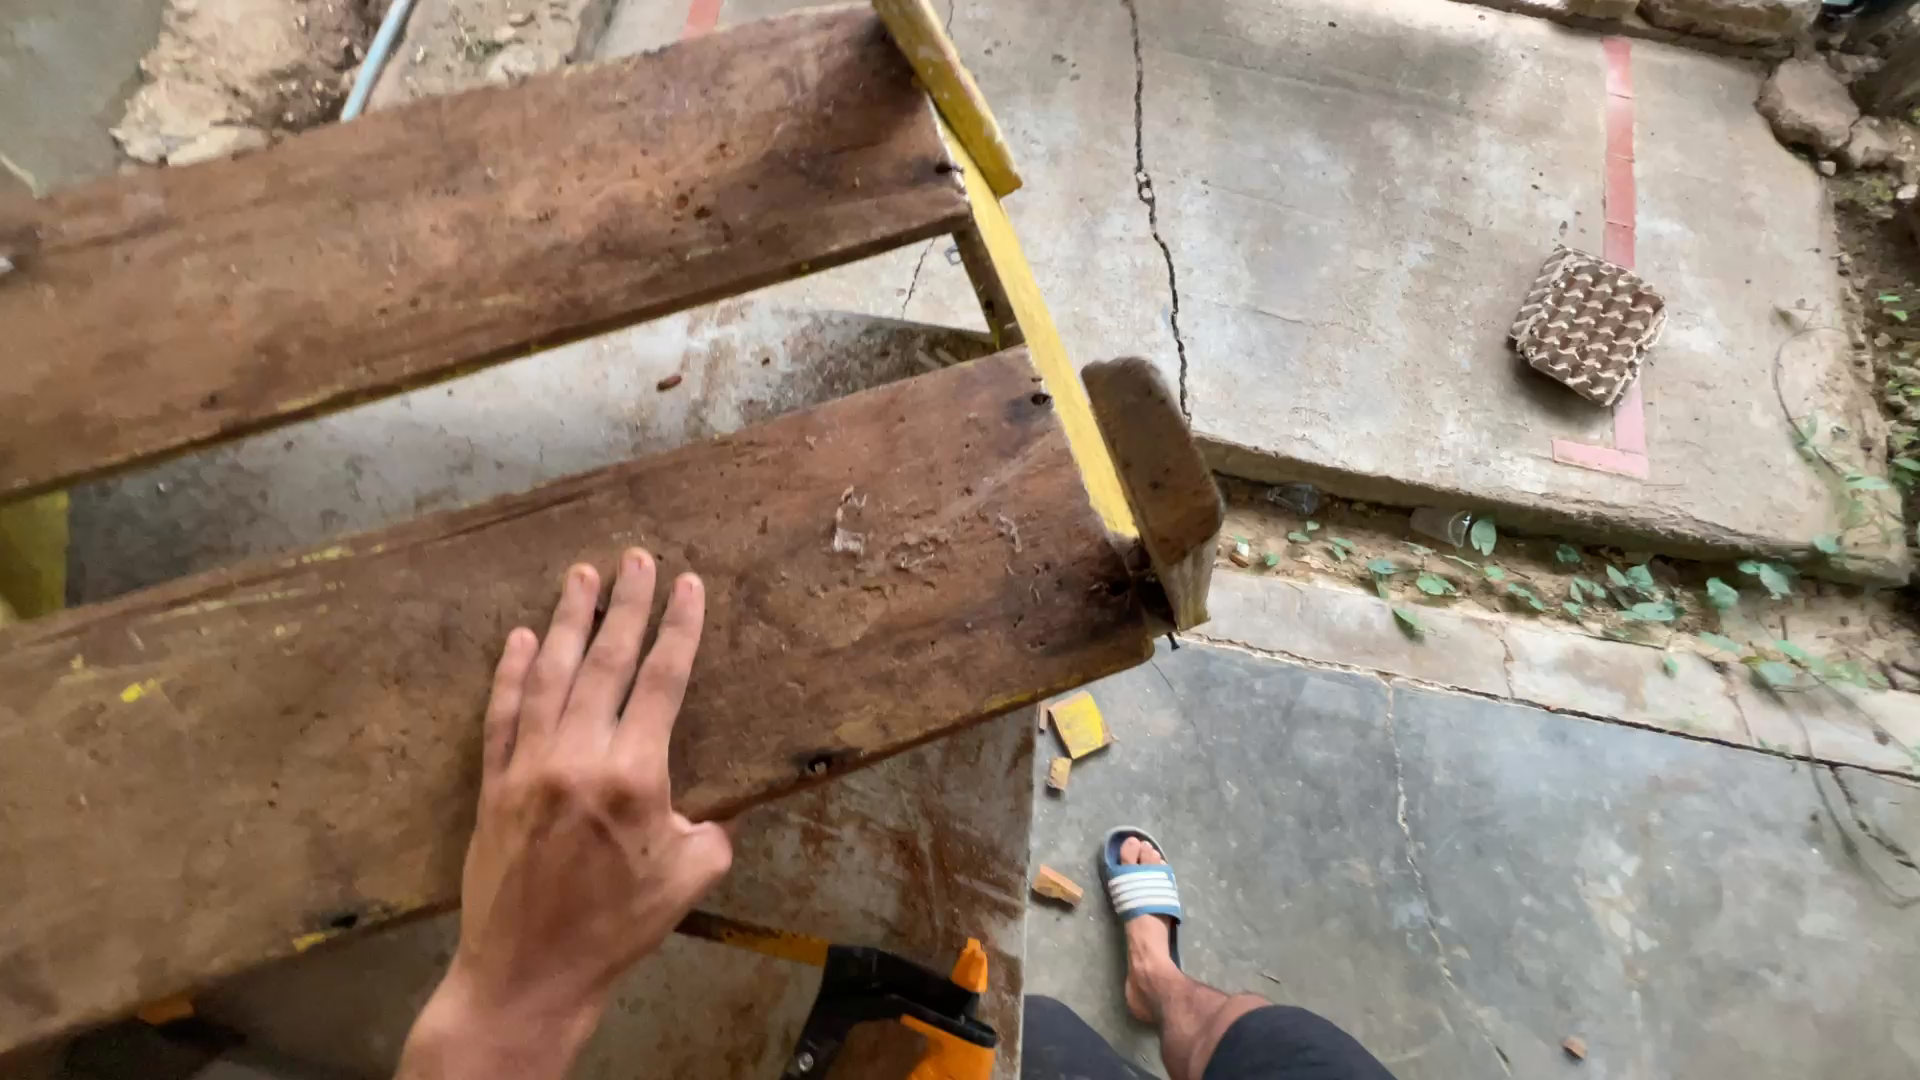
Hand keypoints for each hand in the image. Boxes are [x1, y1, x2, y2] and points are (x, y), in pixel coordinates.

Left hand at [397, 550, 732, 1079]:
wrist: (524, 979)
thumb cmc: (619, 927)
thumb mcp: (693, 873)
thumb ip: (715, 827)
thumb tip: (719, 802)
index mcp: (634, 774)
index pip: (663, 680)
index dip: (679, 627)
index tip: (689, 585)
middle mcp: (578, 756)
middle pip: (606, 661)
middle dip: (626, 604)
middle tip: (635, 558)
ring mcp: (527, 766)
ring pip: (548, 675)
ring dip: (566, 621)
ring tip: (580, 576)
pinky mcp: (492, 785)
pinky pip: (500, 715)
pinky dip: (508, 673)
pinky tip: (515, 638)